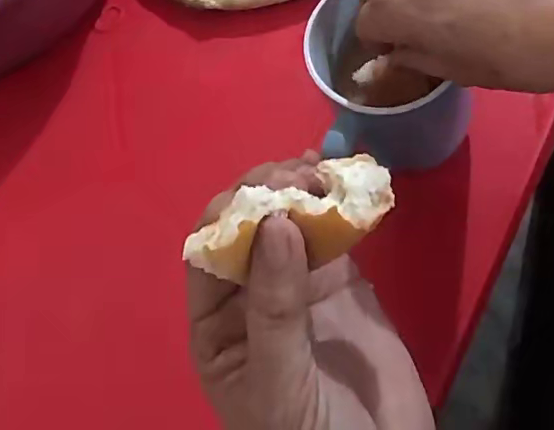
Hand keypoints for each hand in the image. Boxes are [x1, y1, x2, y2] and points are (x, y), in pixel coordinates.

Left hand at [188, 156, 432, 429]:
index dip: (231, 214)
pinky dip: (335, 196)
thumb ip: (274, 307)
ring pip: (290, 217)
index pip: (210, 253)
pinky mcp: (343, 277)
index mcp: (219, 326)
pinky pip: (333, 228)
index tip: (267, 191)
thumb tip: (273, 220)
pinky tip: (336, 169)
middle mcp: (254, 295)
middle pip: (250, 225)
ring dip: (300, 184)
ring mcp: (300, 282)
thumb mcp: (280, 384)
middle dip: (268, 190)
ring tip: (320, 169)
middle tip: (301, 174)